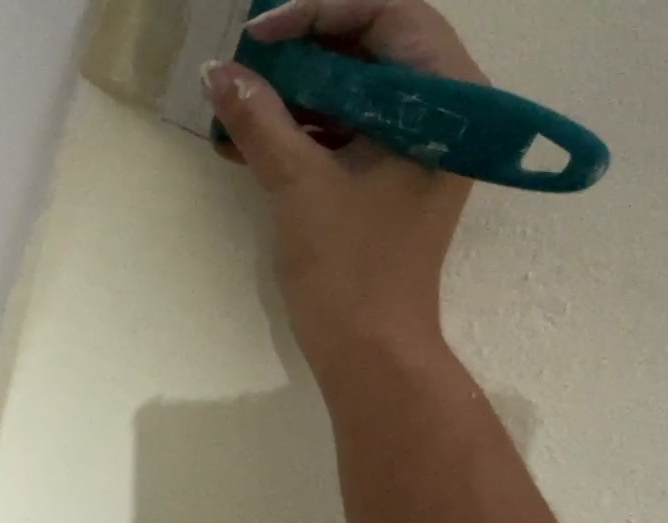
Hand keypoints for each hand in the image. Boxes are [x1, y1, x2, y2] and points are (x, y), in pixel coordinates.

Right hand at [203, 0, 488, 367]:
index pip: (389, 16)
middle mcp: (442, 108)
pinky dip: (297, 127)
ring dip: (293, 90)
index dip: (319, 12)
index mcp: (448, 98)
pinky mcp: (384, 173)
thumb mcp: (299, 186)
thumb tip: (219, 73)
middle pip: (371, 46)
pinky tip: (246, 137)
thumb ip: (261, 122)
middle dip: (302, 49)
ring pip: (352, 88)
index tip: (255, 36)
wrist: (368, 344)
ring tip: (235, 101)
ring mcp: (413, 142)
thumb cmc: (348, 266)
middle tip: (241, 63)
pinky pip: (343, 128)